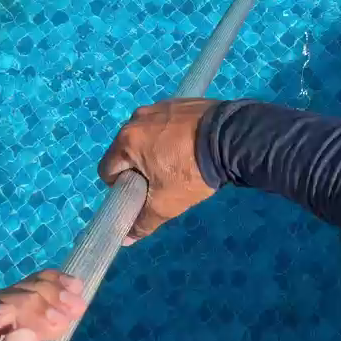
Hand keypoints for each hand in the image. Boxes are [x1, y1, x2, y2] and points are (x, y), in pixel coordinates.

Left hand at [0, 270, 131, 340]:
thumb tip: (15, 336)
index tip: (5, 313)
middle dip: (13, 308)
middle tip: (58, 317)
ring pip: (0, 304)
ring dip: (37, 294)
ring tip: (74, 306)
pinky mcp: (27, 337)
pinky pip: (27, 298)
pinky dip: (49, 285)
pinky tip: (75, 290)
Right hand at [97, 98, 219, 240]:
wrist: (233, 139)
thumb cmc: (192, 172)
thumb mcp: (166, 204)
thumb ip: (142, 223)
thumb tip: (125, 239)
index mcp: (127, 140)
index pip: (108, 170)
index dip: (121, 187)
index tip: (143, 193)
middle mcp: (138, 118)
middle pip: (127, 150)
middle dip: (140, 167)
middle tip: (164, 180)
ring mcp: (161, 106)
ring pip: (148, 135)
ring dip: (157, 149)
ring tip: (182, 162)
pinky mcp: (181, 101)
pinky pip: (167, 123)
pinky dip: (174, 135)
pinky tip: (193, 146)